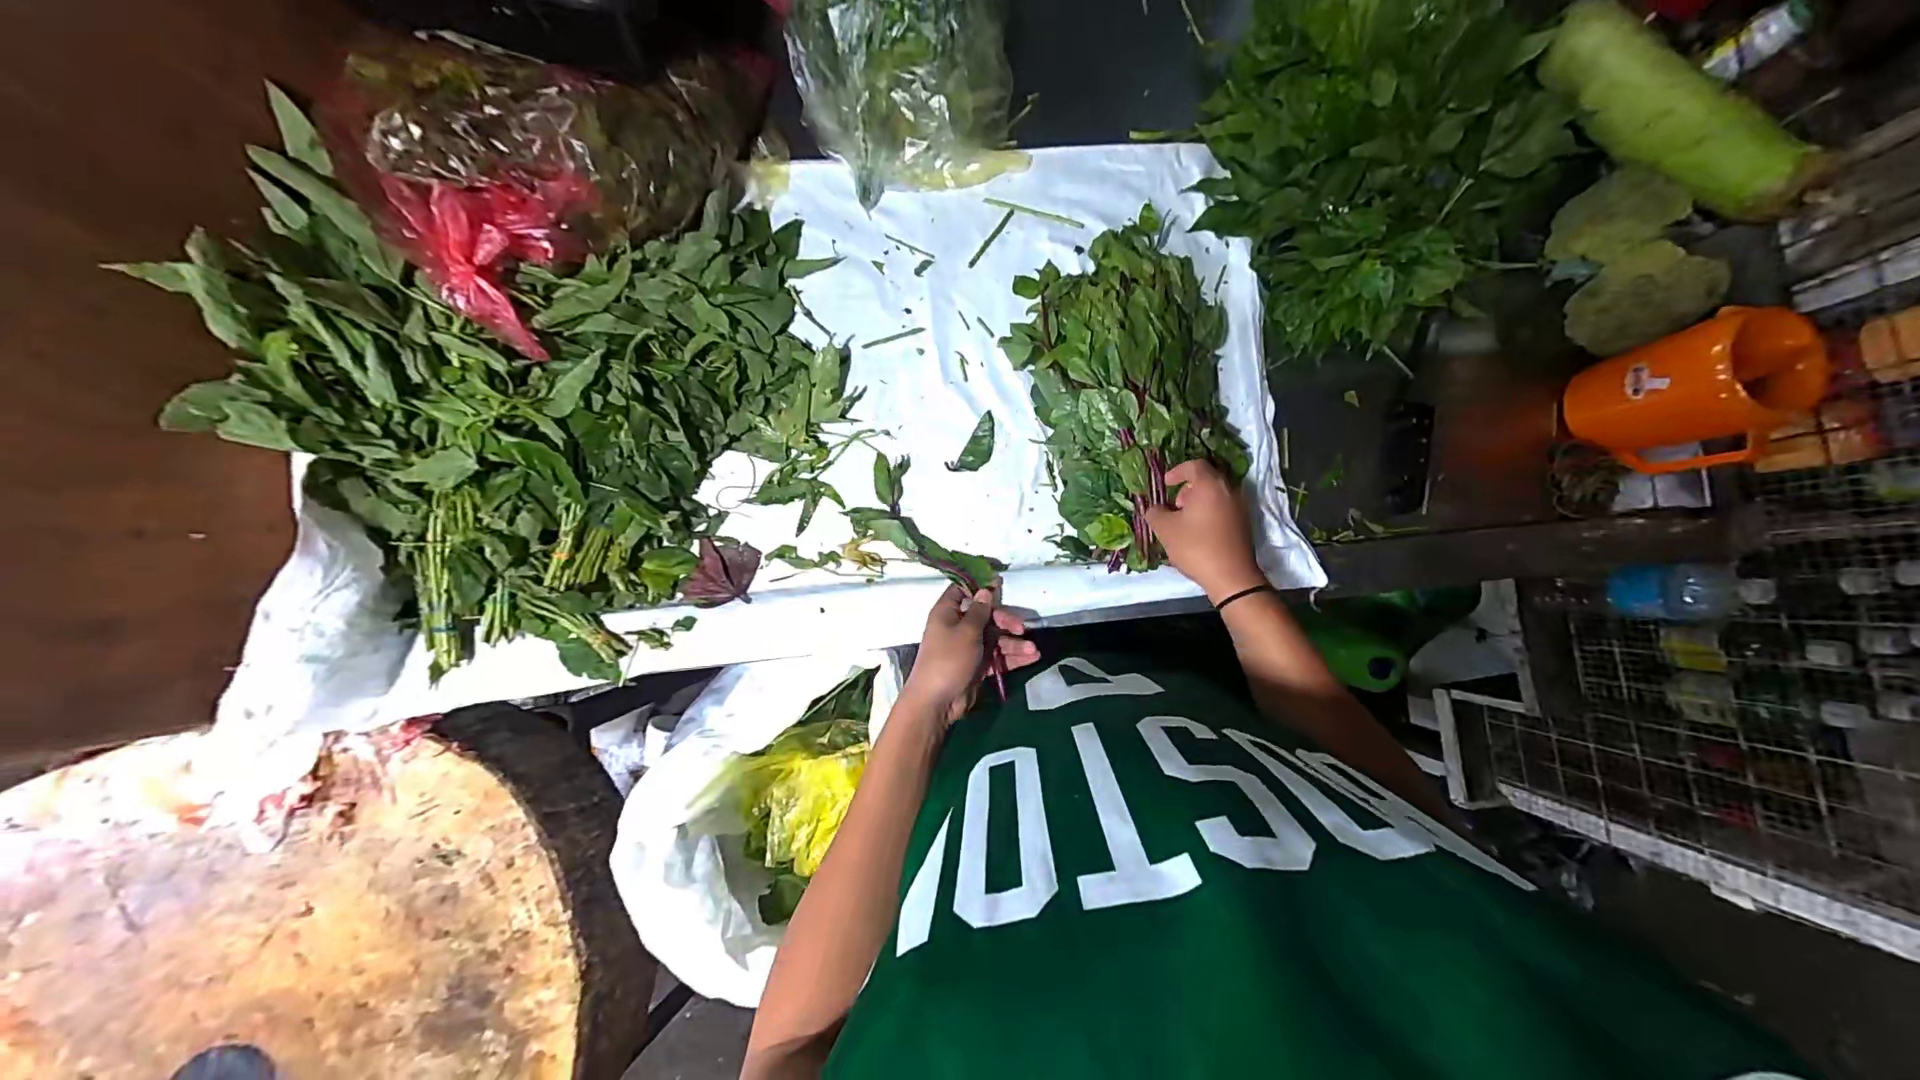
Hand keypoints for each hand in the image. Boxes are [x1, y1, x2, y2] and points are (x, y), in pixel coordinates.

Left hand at [901, 584, 1040, 724]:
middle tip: (1022, 628)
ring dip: (1014, 642)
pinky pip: (997, 655)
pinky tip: (1032, 658)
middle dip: (1005, 620)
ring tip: (1033, 650)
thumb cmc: (948, 659)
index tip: (1000, 583)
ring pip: (995, 637)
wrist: (938, 702)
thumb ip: (980, 610)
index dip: (979, 586)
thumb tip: (985, 589)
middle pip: (986, 615)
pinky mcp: (977, 664)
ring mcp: (968, 646)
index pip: (961, 590)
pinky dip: (1012, 657)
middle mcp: (958, 626)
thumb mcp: (967, 631)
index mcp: (948, 612)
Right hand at [1143, 460, 1266, 601]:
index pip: (1194, 465)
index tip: (1165, 483)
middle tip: (1174, 504)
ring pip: (1216, 494)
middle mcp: (1229, 490)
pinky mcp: (1244, 522)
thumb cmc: (1196, 547)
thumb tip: (1154, 509)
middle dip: (1187, 488)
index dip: (1177, 471)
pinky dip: (1209, 511)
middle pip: (1207, 478)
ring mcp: (1240, 506)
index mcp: (1210, 485)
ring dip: (1199, 501)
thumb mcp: (1165, 530)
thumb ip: (1155, 513)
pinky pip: (1224, 507)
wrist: (1231, 576)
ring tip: (1184, 520)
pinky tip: (1198, 531)